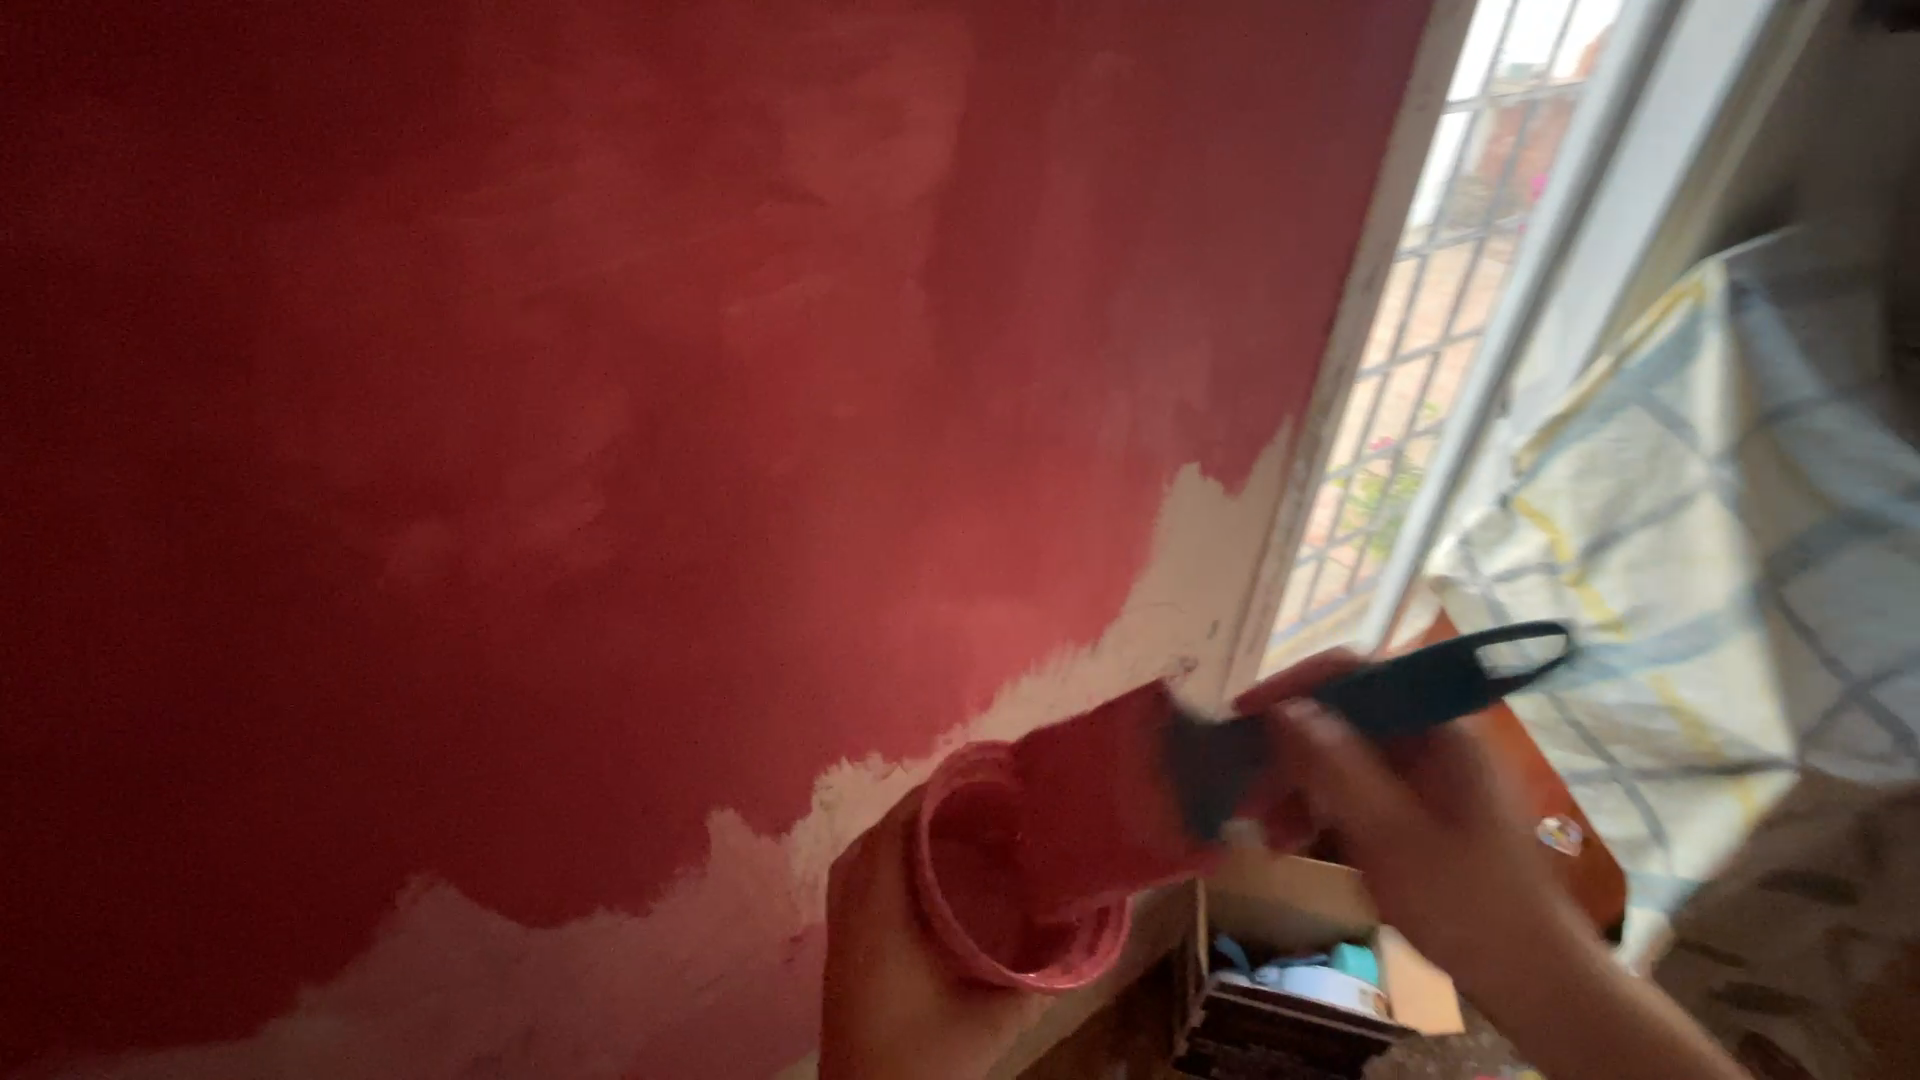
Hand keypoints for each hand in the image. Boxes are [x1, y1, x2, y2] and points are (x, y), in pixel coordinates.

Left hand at [820, 789, 1048, 1079]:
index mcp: (880, 920)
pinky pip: (852, 886)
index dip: (922, 800)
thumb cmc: (922, 1065)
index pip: (890, 836)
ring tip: (940, 834)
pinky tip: (916, 882)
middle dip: (913, 814)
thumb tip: (1073, 941)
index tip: (964, 784)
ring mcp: (839, 937)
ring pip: (857, 863)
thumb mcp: (989, 1024)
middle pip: (872, 841)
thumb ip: (1034, 982)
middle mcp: (851, 917)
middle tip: (964, 807)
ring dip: (894, 839)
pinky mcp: (838, 956)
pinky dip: (880, 866)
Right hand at [1233, 654, 1597, 1000]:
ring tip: (1265, 830)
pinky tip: (1288, 841)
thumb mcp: (1391, 835)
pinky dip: (1314, 809)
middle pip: (1338, 717)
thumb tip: (1283, 709)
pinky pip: (1348, 789)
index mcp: (1438, 729)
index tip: (1245, 714)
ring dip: (1294, 786)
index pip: (1356, 673)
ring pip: (1336, 755)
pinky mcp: (1408, 806)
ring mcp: (1419, 773)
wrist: (1534, 984)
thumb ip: (1336, 766)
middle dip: (1287, 751)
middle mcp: (1428, 738)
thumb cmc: (1469, 907)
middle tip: (1245, 785)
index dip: (1294, 684)